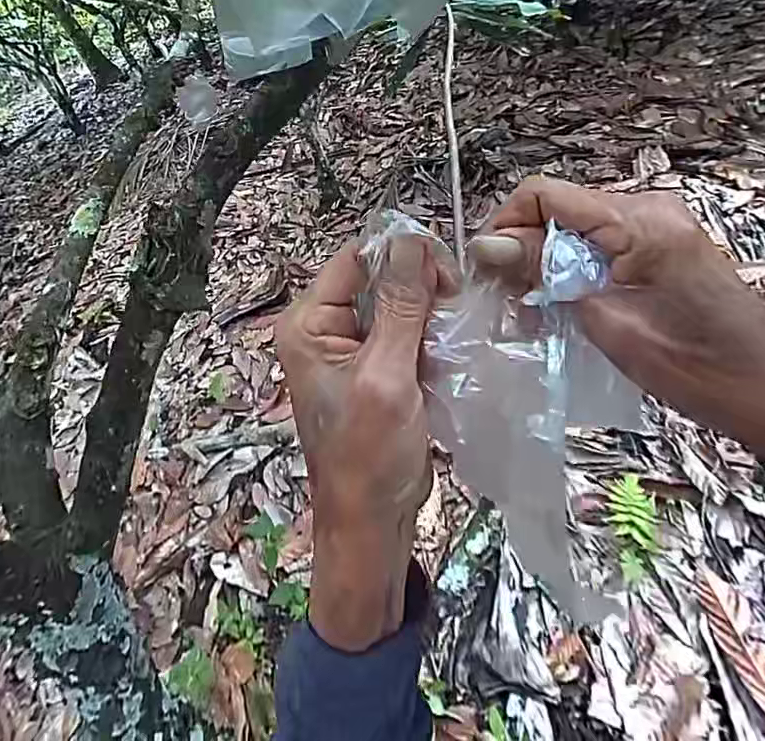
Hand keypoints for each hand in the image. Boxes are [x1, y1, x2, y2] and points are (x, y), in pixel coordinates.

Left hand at [275, 233, 451, 649]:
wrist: (372, 524)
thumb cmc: (368, 455)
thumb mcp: (385, 375)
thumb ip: (401, 305)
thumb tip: (411, 239)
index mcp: (310, 323)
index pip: (356, 259)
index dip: (401, 255)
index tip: (445, 272)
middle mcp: (328, 327)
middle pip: (380, 277)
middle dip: (420, 285)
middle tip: (455, 302)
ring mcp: (355, 347)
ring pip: (400, 302)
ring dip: (430, 311)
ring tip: (454, 329)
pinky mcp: (380, 366)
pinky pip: (409, 330)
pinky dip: (432, 334)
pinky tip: (451, 348)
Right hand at [473, 177, 764, 474]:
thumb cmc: (699, 371)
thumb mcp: (609, 323)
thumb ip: (546, 274)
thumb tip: (487, 245)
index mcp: (640, 221)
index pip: (544, 193)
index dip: (505, 225)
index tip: (487, 270)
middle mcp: (650, 208)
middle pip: (559, 209)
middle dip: (523, 248)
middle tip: (506, 299)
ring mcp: (660, 225)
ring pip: (576, 229)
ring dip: (546, 264)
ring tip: (532, 310)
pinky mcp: (664, 246)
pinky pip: (601, 245)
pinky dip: (573, 271)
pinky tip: (564, 306)